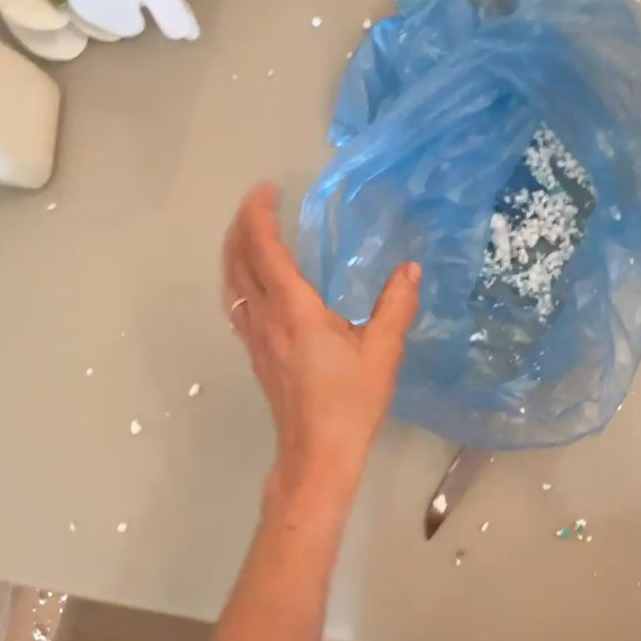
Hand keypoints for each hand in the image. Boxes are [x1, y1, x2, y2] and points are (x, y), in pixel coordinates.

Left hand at [222, 185, 420, 492]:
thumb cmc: (350, 402)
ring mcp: (254, 336)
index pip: (264, 248)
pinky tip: (252, 280)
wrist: (317, 452)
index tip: (267, 188)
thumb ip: (395, 306)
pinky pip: (235, 302)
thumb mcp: (382, 352)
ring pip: (230, 281)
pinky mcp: (255, 353)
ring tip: (249, 231)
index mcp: (294, 309)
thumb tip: (410, 269)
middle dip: (241, 224)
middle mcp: (265, 317)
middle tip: (257, 201)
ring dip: (234, 249)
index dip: (259, 213)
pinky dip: (237, 277)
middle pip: (236, 259)